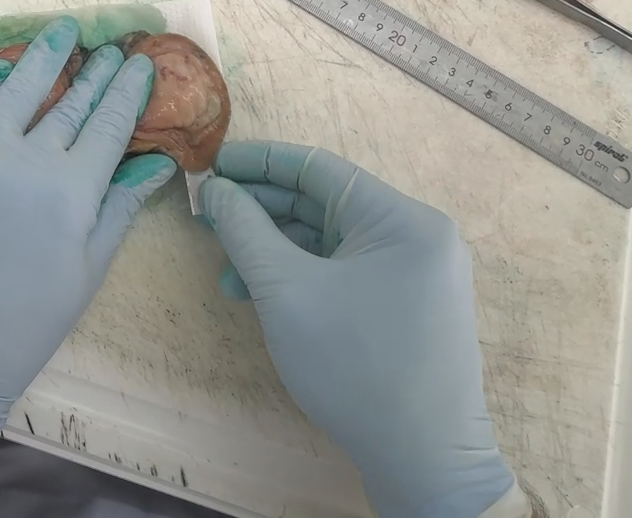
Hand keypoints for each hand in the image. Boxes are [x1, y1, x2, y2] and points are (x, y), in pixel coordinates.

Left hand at [0, 17, 176, 435]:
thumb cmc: (30, 314)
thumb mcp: (89, 267)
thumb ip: (121, 206)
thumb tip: (158, 162)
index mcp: (73, 190)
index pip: (109, 124)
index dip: (127, 90)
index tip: (140, 63)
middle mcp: (28, 159)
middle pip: (70, 101)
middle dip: (95, 69)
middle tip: (110, 42)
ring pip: (18, 88)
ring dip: (44, 56)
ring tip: (61, 30)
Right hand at [202, 142, 513, 517]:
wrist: (424, 468)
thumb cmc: (355, 366)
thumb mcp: (285, 289)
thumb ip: (242, 227)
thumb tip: (214, 188)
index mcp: (401, 219)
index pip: (316, 167)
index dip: (256, 162)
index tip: (210, 165)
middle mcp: (413, 235)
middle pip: (318, 202)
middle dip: (258, 211)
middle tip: (207, 218)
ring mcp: (411, 272)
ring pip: (324, 238)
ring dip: (270, 248)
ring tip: (226, 272)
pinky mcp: (402, 303)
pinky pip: (338, 268)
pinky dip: (295, 274)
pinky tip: (256, 294)